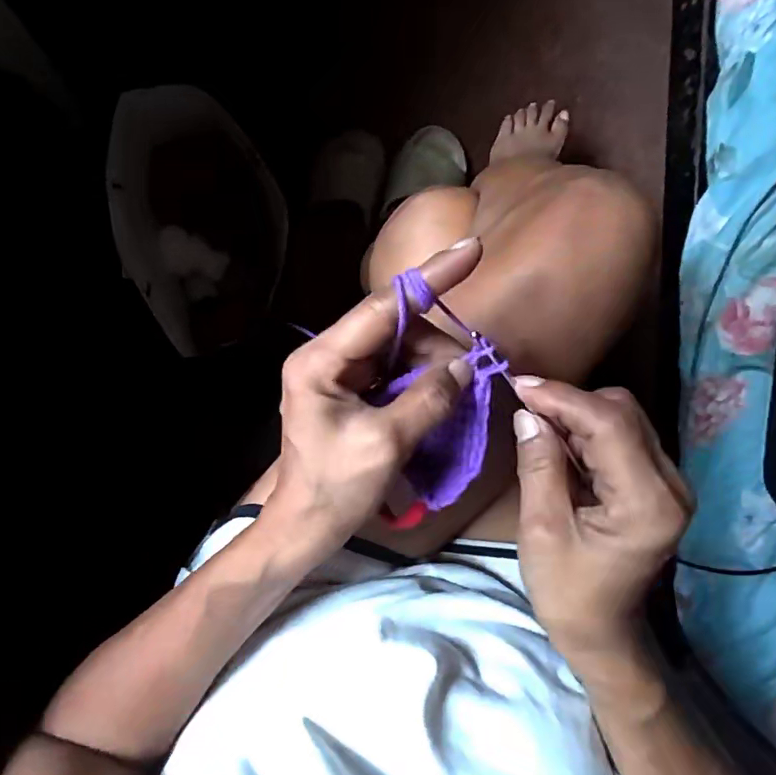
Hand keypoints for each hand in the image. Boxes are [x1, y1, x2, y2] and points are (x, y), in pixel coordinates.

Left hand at [262, 238, 483, 564]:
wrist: (304, 525)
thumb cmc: (335, 488)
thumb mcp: (385, 443)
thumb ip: (427, 399)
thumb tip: (462, 366)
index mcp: (319, 361)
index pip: (380, 308)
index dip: (429, 279)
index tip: (471, 249)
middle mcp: (324, 357)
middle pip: (391, 326)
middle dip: (435, 342)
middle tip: (468, 373)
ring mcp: (335, 374)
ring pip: (396, 348)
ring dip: (430, 363)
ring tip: (454, 392)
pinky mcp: (348, 392)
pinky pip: (391, 370)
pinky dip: (419, 378)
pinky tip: (439, 393)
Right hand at [509, 379, 693, 650]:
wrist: (601, 630)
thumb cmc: (566, 589)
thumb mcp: (542, 529)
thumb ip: (539, 467)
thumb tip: (527, 414)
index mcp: (647, 502)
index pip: (610, 425)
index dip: (563, 398)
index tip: (519, 385)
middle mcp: (671, 485)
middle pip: (624, 413)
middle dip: (570, 402)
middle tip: (523, 406)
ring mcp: (669, 484)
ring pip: (624, 420)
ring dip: (576, 414)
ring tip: (534, 423)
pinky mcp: (657, 485)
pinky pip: (622, 439)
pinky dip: (586, 431)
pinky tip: (556, 441)